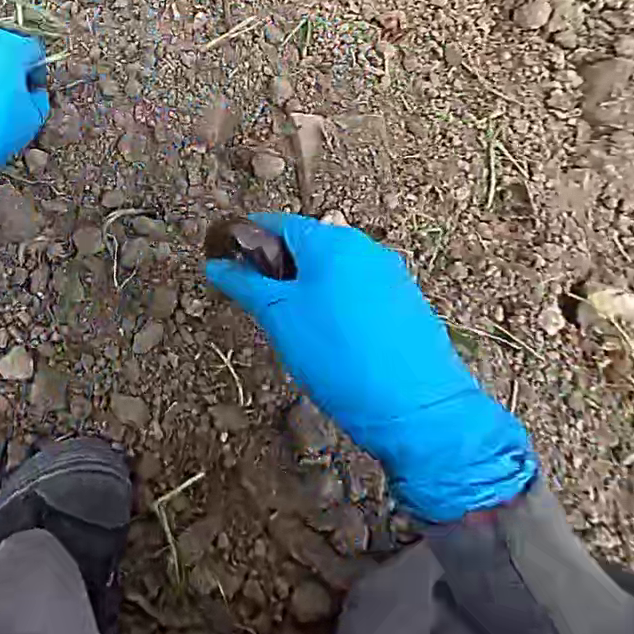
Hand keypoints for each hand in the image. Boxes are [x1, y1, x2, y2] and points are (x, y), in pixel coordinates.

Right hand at [205, 213, 536, 522]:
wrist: (417, 411)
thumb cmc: (337, 354)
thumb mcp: (277, 316)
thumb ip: (244, 284)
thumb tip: (216, 265)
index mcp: (330, 241)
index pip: (274, 222)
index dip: (243, 241)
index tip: (223, 263)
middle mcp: (363, 247)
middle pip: (303, 244)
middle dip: (273, 269)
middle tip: (255, 303)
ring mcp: (389, 275)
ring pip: (328, 269)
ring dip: (301, 287)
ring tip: (288, 325)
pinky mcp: (404, 303)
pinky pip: (354, 290)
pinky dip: (330, 302)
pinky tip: (325, 338)